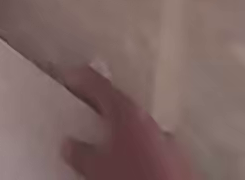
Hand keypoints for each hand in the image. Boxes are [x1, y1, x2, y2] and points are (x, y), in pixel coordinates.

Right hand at [64, 68, 196, 179]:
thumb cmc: (131, 178)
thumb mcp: (98, 169)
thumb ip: (81, 153)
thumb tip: (67, 143)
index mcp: (126, 111)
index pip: (99, 83)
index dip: (80, 77)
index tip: (66, 74)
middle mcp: (147, 117)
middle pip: (119, 102)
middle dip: (101, 102)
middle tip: (82, 102)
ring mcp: (165, 138)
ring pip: (136, 122)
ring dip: (119, 123)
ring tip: (104, 131)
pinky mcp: (177, 160)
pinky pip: (149, 141)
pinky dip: (135, 140)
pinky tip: (129, 152)